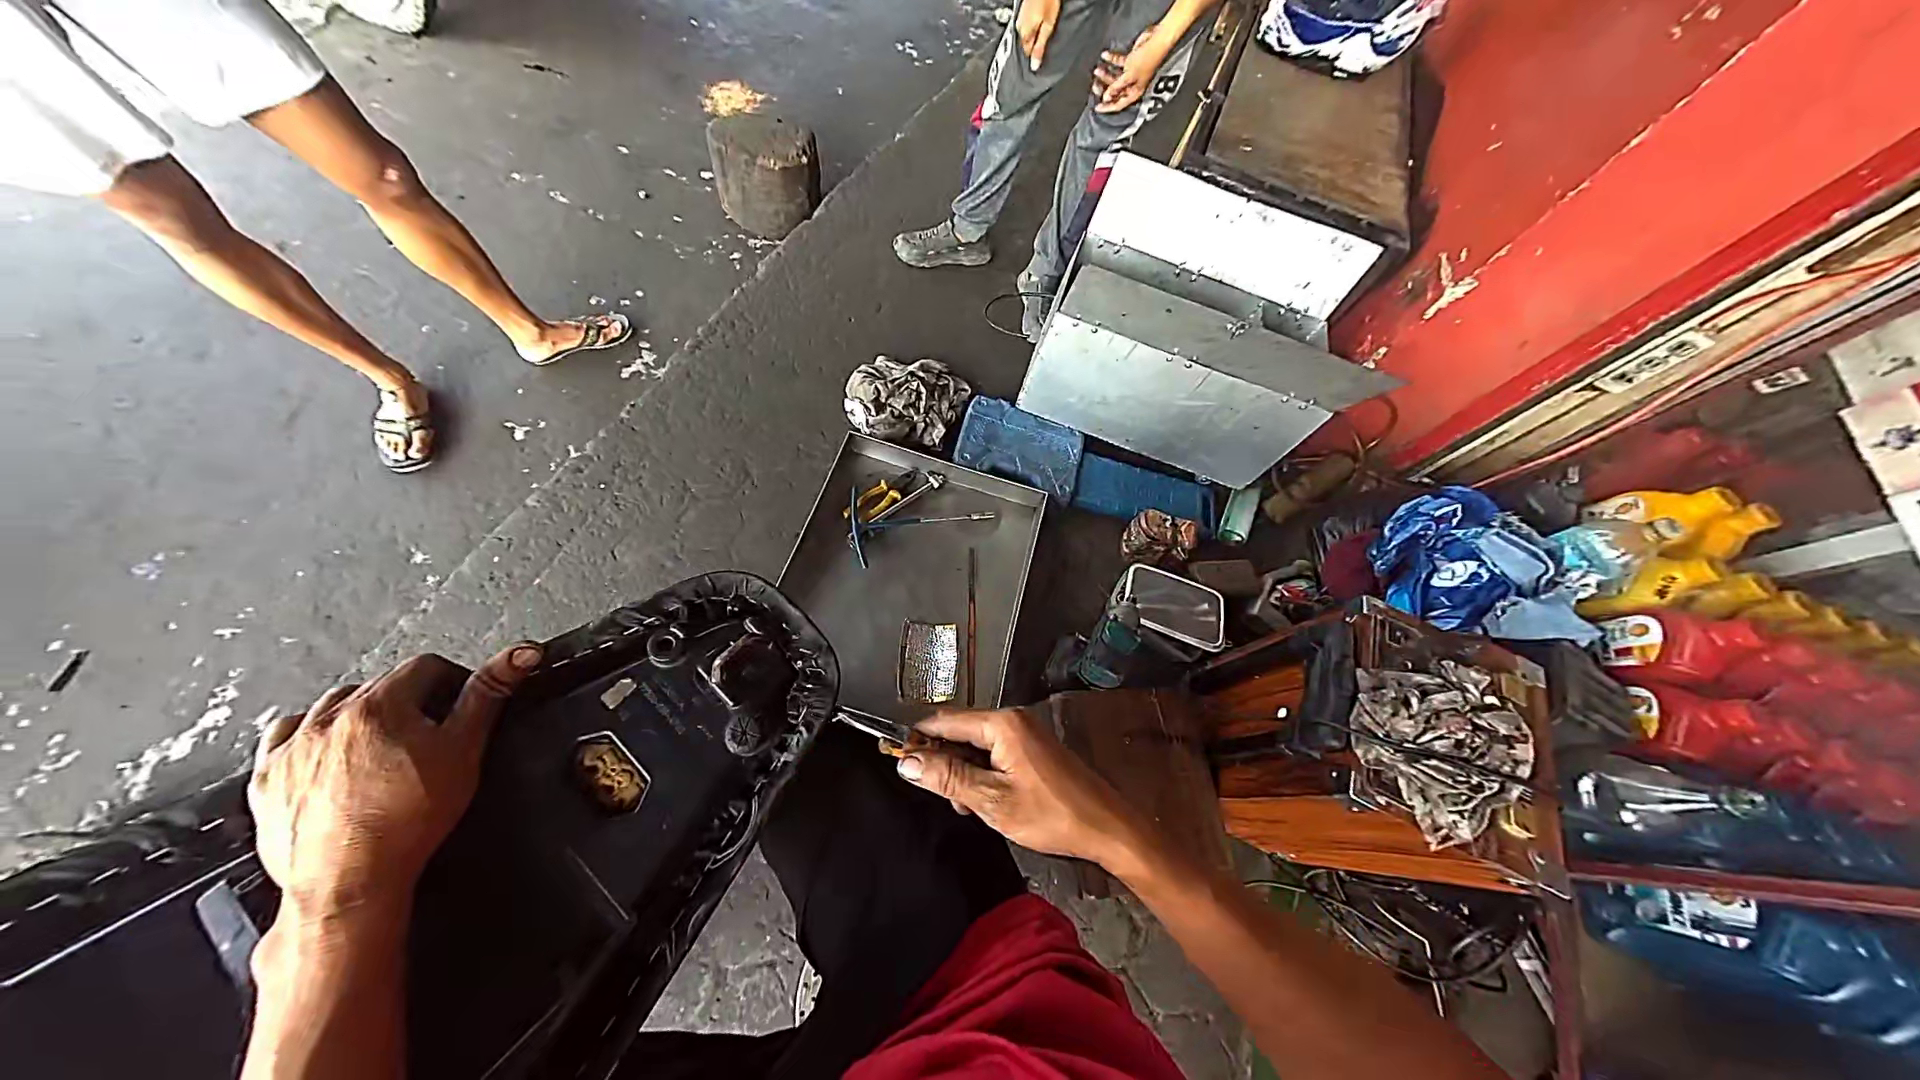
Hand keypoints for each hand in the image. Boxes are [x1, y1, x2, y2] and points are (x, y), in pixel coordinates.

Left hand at [248, 644, 540, 921]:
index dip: (453, 682)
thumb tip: (519, 655)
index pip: (426, 667)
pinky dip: (312, 736)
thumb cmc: (407, 820)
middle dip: (411, 700)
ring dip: (362, 713)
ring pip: (333, 705)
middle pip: (382, 684)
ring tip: (386, 743)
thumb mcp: (466, 749)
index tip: (462, 704)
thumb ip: (490, 694)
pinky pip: (286, 737)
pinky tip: (334, 754)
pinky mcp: (268, 780)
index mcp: (380, 705)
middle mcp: (329, 718)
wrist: (350, 881)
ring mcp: (293, 749)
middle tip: (432, 732)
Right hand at [895, 708, 1146, 865]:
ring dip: (962, 773)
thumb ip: (947, 778)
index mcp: (1003, 724)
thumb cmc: (1054, 815)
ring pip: (975, 746)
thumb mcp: (992, 800)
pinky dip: (981, 774)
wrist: (1106, 828)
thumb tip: (907, 762)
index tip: (893, 756)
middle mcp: (1013, 720)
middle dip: (942, 761)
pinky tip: (983, 801)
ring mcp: (1024, 733)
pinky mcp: (1031, 749)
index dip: (917, 739)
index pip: (944, 721)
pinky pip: (993, 753)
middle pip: (959, 732)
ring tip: (967, 804)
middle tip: (939, 794)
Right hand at [1015, 0, 1059, 71]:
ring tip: (1043, 28)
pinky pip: (1026, 26)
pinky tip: (1039, 21)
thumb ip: (1040, 47)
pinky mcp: (1023, 12)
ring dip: (1033, 35)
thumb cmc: (1048, 1)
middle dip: (1034, 45)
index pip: (1027, 53)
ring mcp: (1020, 18)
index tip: (1042, 53)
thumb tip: (1034, 66)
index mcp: (1024, 34)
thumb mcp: (1047, 28)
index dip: (1035, 54)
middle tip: (1044, 39)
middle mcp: (1019, 27)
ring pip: (1026, 34)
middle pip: (1026, 44)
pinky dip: (1032, 27)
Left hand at [1092, 27, 1171, 112]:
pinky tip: (1105, 55)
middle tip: (1095, 85)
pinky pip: (1118, 63)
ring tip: (1097, 70)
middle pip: (1115, 91)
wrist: (1157, 40)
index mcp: (1134, 92)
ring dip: (1105, 74)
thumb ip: (1116, 87)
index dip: (1107, 107)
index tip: (1097, 107)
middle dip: (1104, 89)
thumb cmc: (1146, 59)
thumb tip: (1106, 98)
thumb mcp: (1129, 76)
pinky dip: (1111, 60)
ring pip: (1115, 77)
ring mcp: (1131, 73)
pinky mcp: (1131, 60)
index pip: (1118, 104)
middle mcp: (1132, 85)